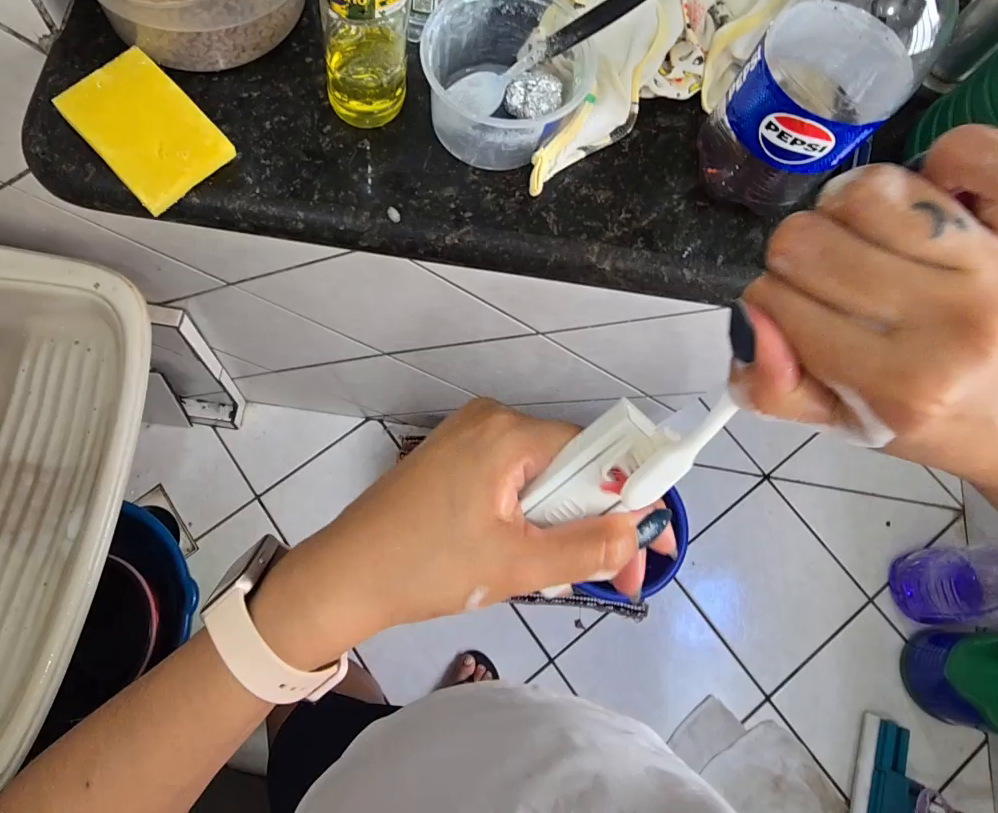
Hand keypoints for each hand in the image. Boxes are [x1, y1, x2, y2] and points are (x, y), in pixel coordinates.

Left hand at [250, 401, 645, 668]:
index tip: (650, 547)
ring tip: (553, 573)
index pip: (596, 453)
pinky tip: (519, 552)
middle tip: (608, 577)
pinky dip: (526, 514)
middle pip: (568, 464)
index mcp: (508, 433)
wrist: (347, 574)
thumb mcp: (517, 566)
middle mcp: (491, 419)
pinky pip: (510, 477)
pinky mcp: (452, 454)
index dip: (631, 499)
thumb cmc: (429, 567)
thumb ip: (586, 548)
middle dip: (594, 521)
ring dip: (558, 523)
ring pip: (540, 476)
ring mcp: (467, 434)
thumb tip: (637, 531)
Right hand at [729, 125, 997, 494]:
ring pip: (864, 191)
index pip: (772, 298)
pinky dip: (960, 156)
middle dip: (796, 260)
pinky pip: (991, 159)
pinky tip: (938, 185)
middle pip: (804, 239)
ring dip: (846, 212)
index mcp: (899, 383)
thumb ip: (772, 389)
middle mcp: (950, 323)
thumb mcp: (838, 428)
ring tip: (864, 242)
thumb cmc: (933, 427)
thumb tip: (751, 321)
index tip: (795, 321)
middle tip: (826, 286)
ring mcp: (990, 269)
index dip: (768, 305)